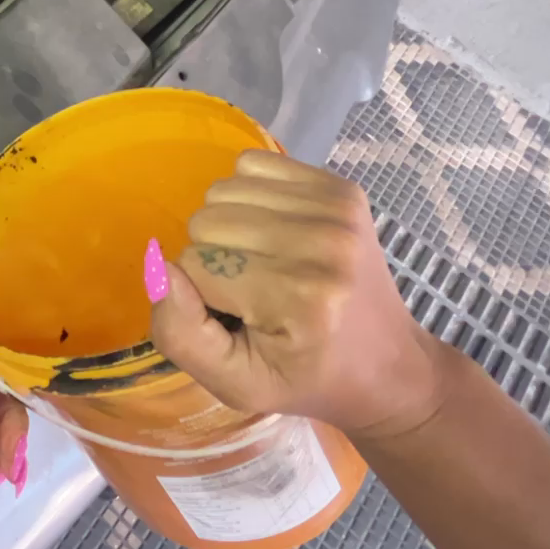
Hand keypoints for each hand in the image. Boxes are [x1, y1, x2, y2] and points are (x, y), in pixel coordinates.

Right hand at [143, 150, 449, 440]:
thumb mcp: (236, 384)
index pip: (194, 266)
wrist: (388, 367)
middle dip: (212, 256)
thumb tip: (161, 267)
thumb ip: (181, 334)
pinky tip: (274, 230)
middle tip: (250, 290)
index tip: (241, 319)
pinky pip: (251, 164)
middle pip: (205, 221)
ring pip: (221, 191)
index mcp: (299, 298)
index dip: (202, 296)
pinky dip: (247, 194)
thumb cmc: (304, 380)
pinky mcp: (341, 187)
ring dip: (228, 225)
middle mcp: (322, 243)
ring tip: (262, 260)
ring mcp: (336, 209)